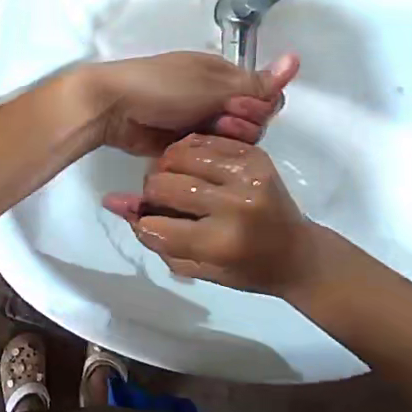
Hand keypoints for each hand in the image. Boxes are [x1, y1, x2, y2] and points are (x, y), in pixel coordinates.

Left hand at [76, 51, 298, 155]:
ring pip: (229, 141)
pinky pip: (206, 153)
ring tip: (199, 138)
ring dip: (220, 141)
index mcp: (222, 75)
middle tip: (217, 123)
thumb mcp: (212, 84)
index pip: (262, 97)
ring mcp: (197, 121)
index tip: (238, 111)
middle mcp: (214, 97)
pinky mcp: (182, 143)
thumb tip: (294, 61)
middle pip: (249, 122)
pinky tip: (192, 154)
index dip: (257, 109)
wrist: (113, 107)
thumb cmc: (162, 87)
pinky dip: (203, 153)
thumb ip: (254, 84)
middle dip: (238, 127)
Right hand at [103, 134, 319, 295]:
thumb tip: (115, 202)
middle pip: (165, 185)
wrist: (297, 251)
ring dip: (167, 168)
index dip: (144, 222)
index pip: (157, 225)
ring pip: (180, 155)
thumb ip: (154, 238)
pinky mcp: (255, 155)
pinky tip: (191, 166)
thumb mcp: (197, 266)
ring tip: (175, 181)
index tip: (150, 222)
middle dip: (152, 193)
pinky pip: (204, 141)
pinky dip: (188, 151)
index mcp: (222, 242)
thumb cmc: (246, 269)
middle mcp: (235, 205)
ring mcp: (248, 175)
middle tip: (161, 200)